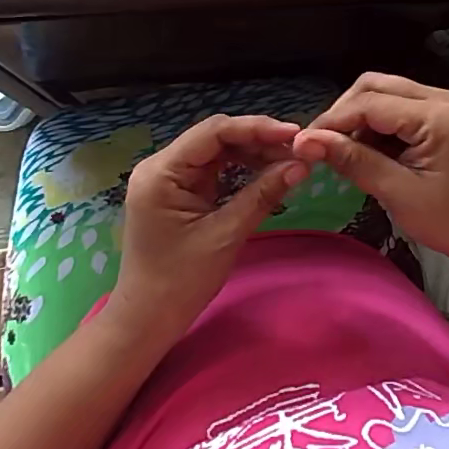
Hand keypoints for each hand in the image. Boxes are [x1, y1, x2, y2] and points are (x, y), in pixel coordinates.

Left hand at [112, 114, 306, 330]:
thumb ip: (262, 195)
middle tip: (297, 149)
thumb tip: (301, 165)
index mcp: (161, 171)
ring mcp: (167, 178)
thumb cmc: (181, 281)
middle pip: (215, 138)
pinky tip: (266, 171)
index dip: (256, 128)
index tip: (294, 133)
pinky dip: (240, 169)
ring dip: (252, 153)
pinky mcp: (177, 192)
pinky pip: (212, 169)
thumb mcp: (225, 235)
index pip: (213, 132)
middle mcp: (160, 166)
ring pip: (216, 152)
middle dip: (257, 140)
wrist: (147, 319)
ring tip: (288, 159)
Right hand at [294, 73, 448, 268]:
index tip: (304, 144)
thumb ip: (353, 160)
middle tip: (322, 145)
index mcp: (438, 116)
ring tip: (344, 152)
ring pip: (382, 93)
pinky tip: (366, 151)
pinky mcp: (440, 116)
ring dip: (357, 118)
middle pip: (374, 86)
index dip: (332, 120)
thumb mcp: (398, 192)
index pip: (370, 103)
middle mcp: (441, 98)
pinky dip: (374, 125)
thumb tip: (306, 142)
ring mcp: (443, 104)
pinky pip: (396, 107)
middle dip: (343, 113)